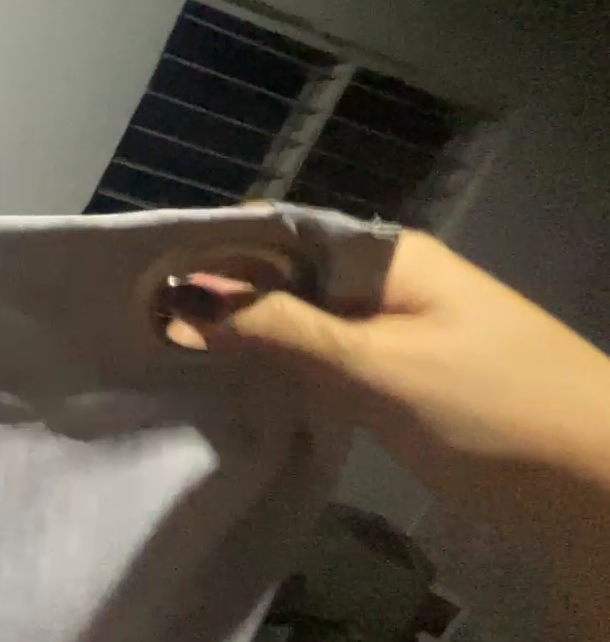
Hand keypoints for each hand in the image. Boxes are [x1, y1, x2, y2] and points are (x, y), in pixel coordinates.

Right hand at [176, 231, 609, 496]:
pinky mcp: (377, 369)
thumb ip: (275, 328)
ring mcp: (377, 325)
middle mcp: (374, 279)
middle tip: (139, 317)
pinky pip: (300, 348)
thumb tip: (179, 298)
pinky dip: (259, 357)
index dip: (207, 245)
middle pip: (272, 269)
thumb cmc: (501, 412)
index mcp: (384, 256)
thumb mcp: (376, 366)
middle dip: (209, 290)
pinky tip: (217, 372)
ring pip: (282, 312)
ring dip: (230, 327)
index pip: (274, 228)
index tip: (143, 273)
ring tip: (160, 344)